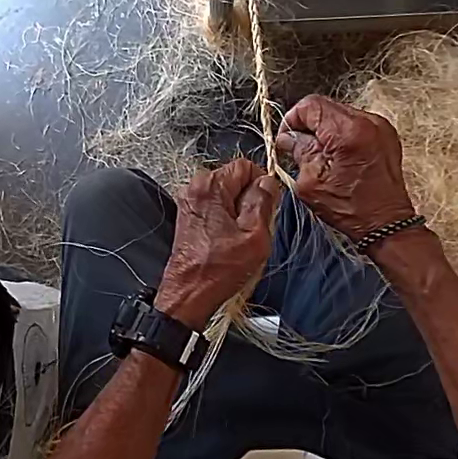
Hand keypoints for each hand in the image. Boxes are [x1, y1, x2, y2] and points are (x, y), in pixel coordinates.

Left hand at [155, 158, 282, 329]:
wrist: (189, 293)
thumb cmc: (218, 269)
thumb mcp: (255, 235)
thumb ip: (263, 202)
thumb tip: (268, 182)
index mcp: (210, 186)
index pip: (245, 165)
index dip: (262, 182)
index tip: (268, 204)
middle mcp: (195, 189)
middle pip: (235, 179)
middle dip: (250, 198)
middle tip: (254, 227)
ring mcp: (190, 203)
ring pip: (227, 195)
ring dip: (239, 212)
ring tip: (241, 237)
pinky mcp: (189, 217)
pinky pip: (216, 208)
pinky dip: (227, 220)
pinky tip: (229, 241)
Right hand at [274, 95, 418, 242]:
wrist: (385, 223)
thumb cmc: (351, 208)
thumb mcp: (311, 182)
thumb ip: (298, 151)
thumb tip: (288, 137)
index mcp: (348, 132)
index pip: (311, 105)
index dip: (292, 120)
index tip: (287, 138)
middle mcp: (368, 122)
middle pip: (325, 106)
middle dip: (307, 125)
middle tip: (299, 147)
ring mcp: (380, 127)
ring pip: (339, 113)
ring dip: (324, 129)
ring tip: (320, 154)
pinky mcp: (385, 134)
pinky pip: (354, 122)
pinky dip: (340, 134)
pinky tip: (336, 155)